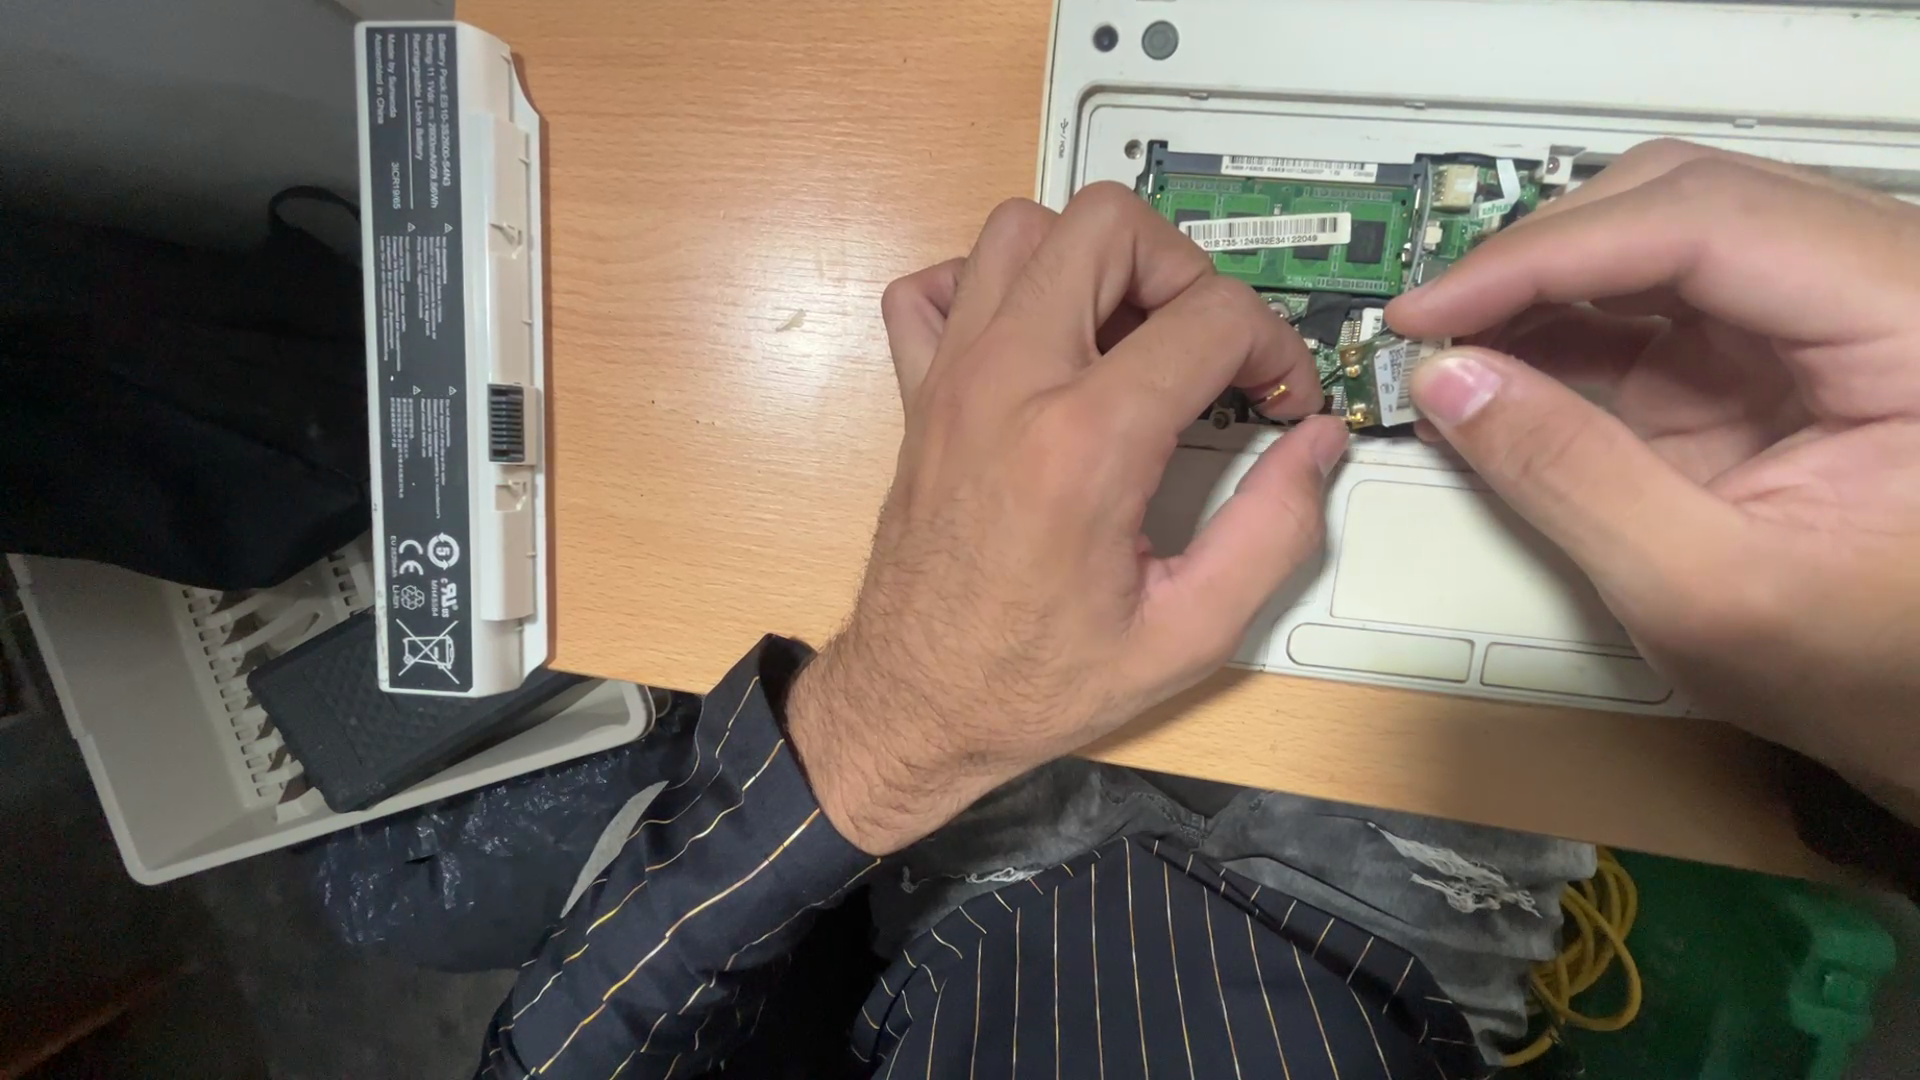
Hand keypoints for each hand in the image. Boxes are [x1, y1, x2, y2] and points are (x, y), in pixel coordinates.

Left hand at [788, 185, 1349, 853]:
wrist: (916, 704)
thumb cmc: (1036, 683)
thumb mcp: (1185, 635)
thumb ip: (1273, 531)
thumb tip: (1315, 443)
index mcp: (1085, 445)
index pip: (1210, 317)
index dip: (1273, 348)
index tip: (1275, 401)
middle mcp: (1009, 384)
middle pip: (1107, 226)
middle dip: (1183, 270)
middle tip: (1202, 347)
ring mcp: (951, 380)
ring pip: (1019, 231)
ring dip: (1090, 260)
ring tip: (1124, 338)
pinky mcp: (917, 397)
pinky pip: (932, 291)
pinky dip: (983, 287)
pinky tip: (1027, 341)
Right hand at [1388, 139, 1919, 812]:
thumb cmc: (1860, 666)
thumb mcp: (1694, 588)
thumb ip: (1564, 473)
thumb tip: (1445, 380)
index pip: (1705, 226)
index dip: (1543, 256)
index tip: (1426, 314)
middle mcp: (1874, 294)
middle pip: (1678, 202)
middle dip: (1532, 255)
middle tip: (1430, 324)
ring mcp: (1801, 326)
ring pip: (1644, 243)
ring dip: (1528, 288)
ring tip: (1442, 347)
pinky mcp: (1743, 364)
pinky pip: (1626, 312)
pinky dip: (1539, 333)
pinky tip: (1480, 369)